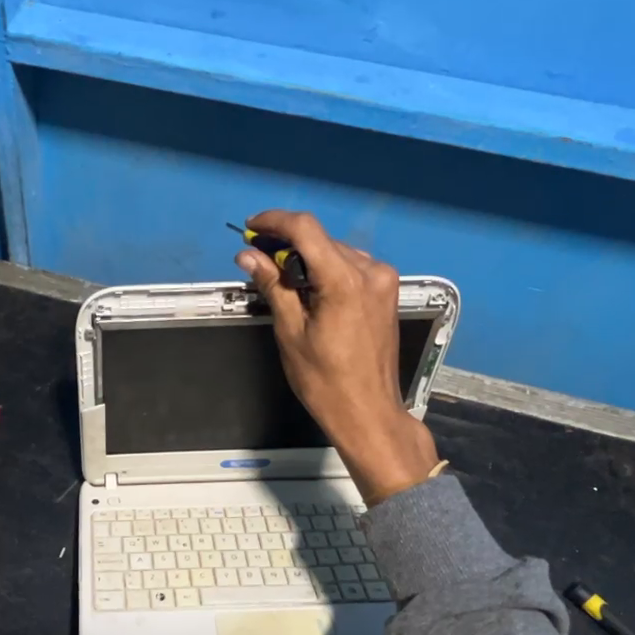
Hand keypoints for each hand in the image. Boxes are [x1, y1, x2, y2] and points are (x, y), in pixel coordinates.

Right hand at [238, 210, 440, 503]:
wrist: (369, 412)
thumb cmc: (324, 380)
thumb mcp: (290, 332)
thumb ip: (273, 285)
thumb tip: (248, 255)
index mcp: (345, 280)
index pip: (306, 229)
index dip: (274, 222)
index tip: (250, 229)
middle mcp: (370, 271)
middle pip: (321, 239)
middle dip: (286, 242)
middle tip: (256, 257)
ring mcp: (383, 280)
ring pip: (335, 251)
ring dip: (306, 256)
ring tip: (279, 276)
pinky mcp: (386, 291)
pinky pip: (350, 266)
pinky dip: (325, 268)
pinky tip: (307, 287)